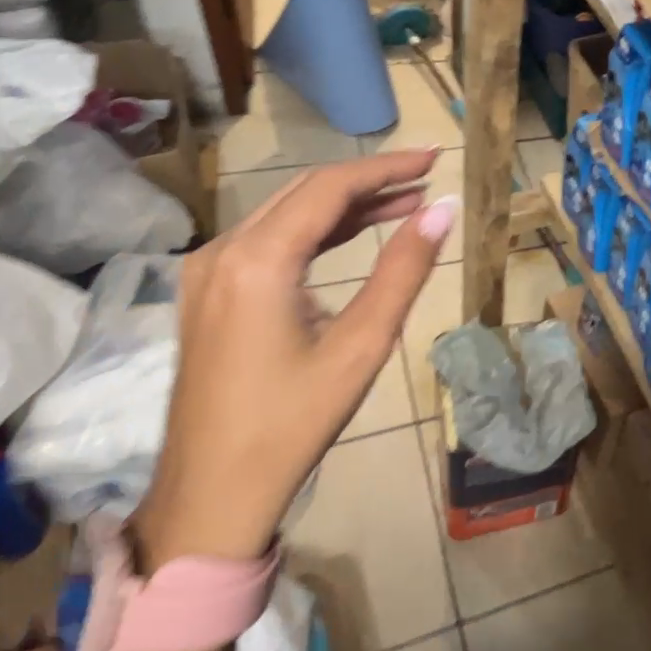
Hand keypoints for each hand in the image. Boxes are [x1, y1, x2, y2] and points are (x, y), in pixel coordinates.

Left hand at [132, 151, 458, 567]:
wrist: (213, 491)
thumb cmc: (294, 421)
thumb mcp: (362, 345)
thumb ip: (403, 270)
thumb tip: (444, 211)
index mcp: (257, 260)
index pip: (330, 189)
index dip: (386, 168)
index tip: (436, 158)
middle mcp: (222, 251)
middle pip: (304, 194)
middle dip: (369, 181)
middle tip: (427, 177)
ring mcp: (207, 272)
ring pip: (285, 216)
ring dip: (344, 207)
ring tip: (405, 204)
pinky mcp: (207, 294)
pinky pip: (267, 243)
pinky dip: (315, 233)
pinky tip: (352, 236)